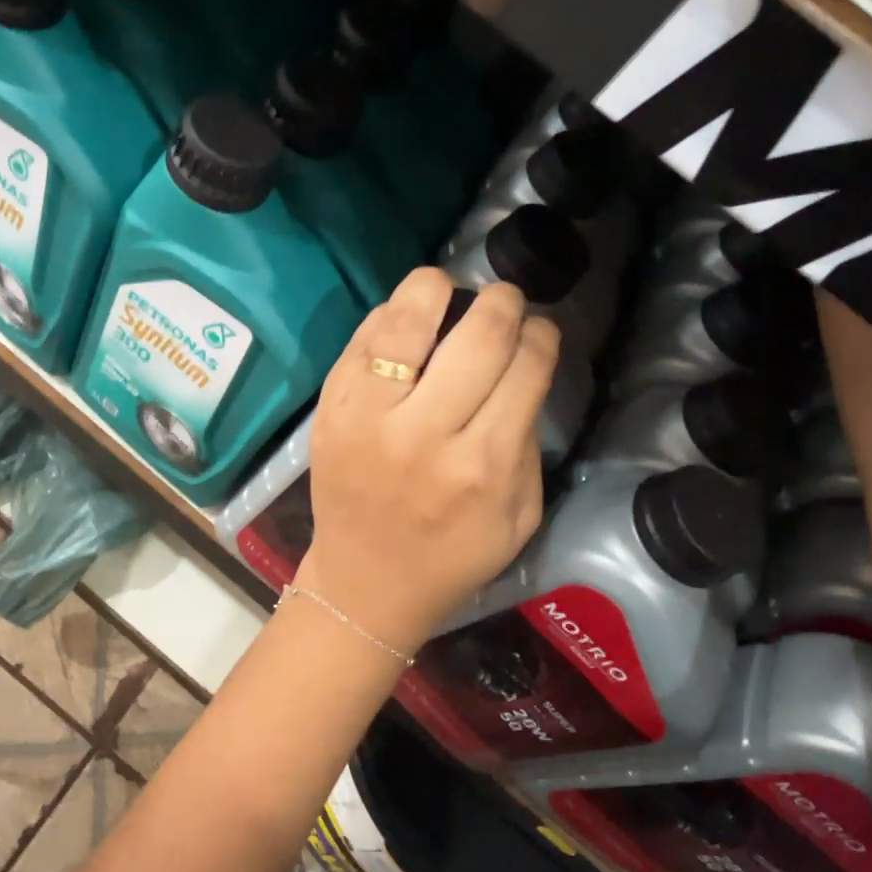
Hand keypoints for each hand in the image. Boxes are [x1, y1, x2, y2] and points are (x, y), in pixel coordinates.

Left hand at [299, 267, 558, 655]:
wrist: (365, 583)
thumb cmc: (451, 553)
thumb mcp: (520, 514)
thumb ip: (527, 441)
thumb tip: (523, 367)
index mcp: (482, 464)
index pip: (525, 367)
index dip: (541, 334)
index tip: (540, 328)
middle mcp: (424, 433)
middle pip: (477, 336)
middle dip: (502, 302)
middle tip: (506, 299)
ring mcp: (368, 416)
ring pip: (407, 321)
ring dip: (437, 289)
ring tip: (450, 290)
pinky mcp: (331, 408)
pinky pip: (362, 340)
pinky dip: (390, 316)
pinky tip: (408, 318)